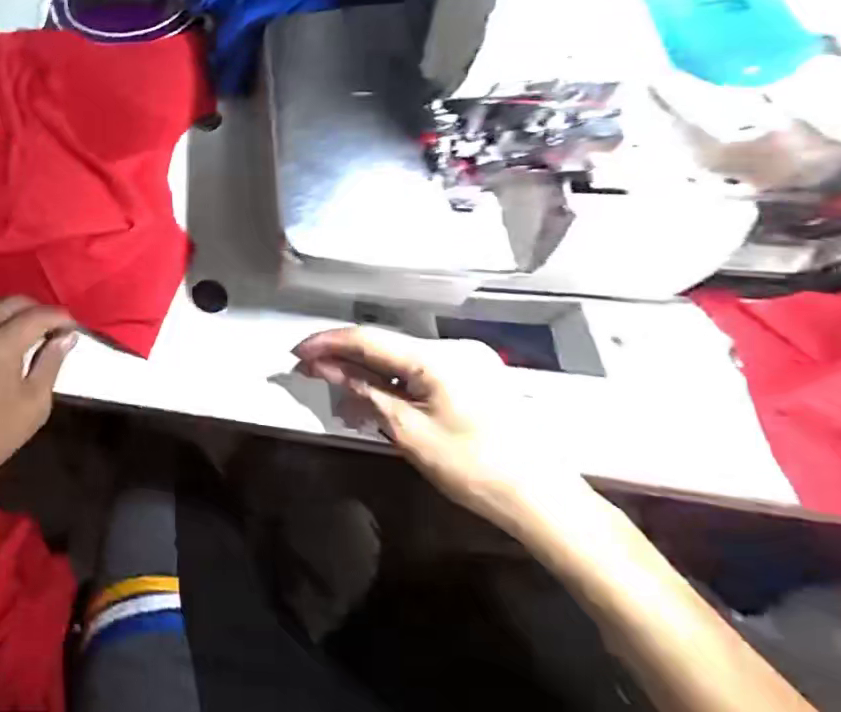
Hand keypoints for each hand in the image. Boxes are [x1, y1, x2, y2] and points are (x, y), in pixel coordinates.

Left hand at [0, 297, 77, 495]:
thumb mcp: (34, 403)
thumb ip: (51, 363)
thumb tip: (66, 337)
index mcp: (0, 344)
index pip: (37, 315)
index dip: (60, 317)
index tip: (73, 328)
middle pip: (13, 302)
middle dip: (38, 310)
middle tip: (56, 330)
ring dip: (16, 314)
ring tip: (33, 334)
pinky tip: (5, 344)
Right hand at [292, 327, 592, 536]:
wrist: (544, 499)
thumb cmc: (473, 468)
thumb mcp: (409, 433)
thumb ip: (366, 393)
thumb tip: (328, 368)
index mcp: (435, 356)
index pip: (369, 339)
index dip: (328, 343)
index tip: (296, 353)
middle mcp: (452, 348)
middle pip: (387, 347)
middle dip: (347, 360)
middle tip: (312, 374)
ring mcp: (469, 361)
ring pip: (405, 361)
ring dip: (371, 375)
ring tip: (343, 398)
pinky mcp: (478, 378)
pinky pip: (425, 373)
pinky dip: (398, 384)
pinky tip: (381, 402)